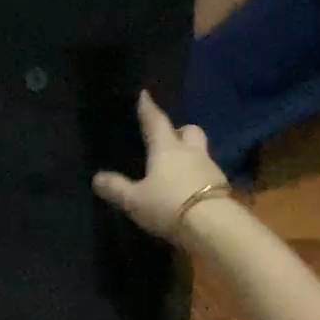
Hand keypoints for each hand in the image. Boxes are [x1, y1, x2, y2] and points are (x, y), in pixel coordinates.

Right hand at [92, 91, 230, 240]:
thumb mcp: (134, 200)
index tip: (145, 94)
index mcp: (166, 148)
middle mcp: (191, 152)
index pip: (156, 122)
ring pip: (200, 151)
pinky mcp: (222, 187)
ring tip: (177, 167)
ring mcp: (210, 168)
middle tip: (169, 138)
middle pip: (189, 131)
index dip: (148, 108)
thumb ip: (116, 188)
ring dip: (190, 154)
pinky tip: (189, 188)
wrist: (212, 225)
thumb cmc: (168, 205)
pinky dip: (198, 176)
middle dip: (180, 131)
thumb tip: (97, 178)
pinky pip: (207, 173)